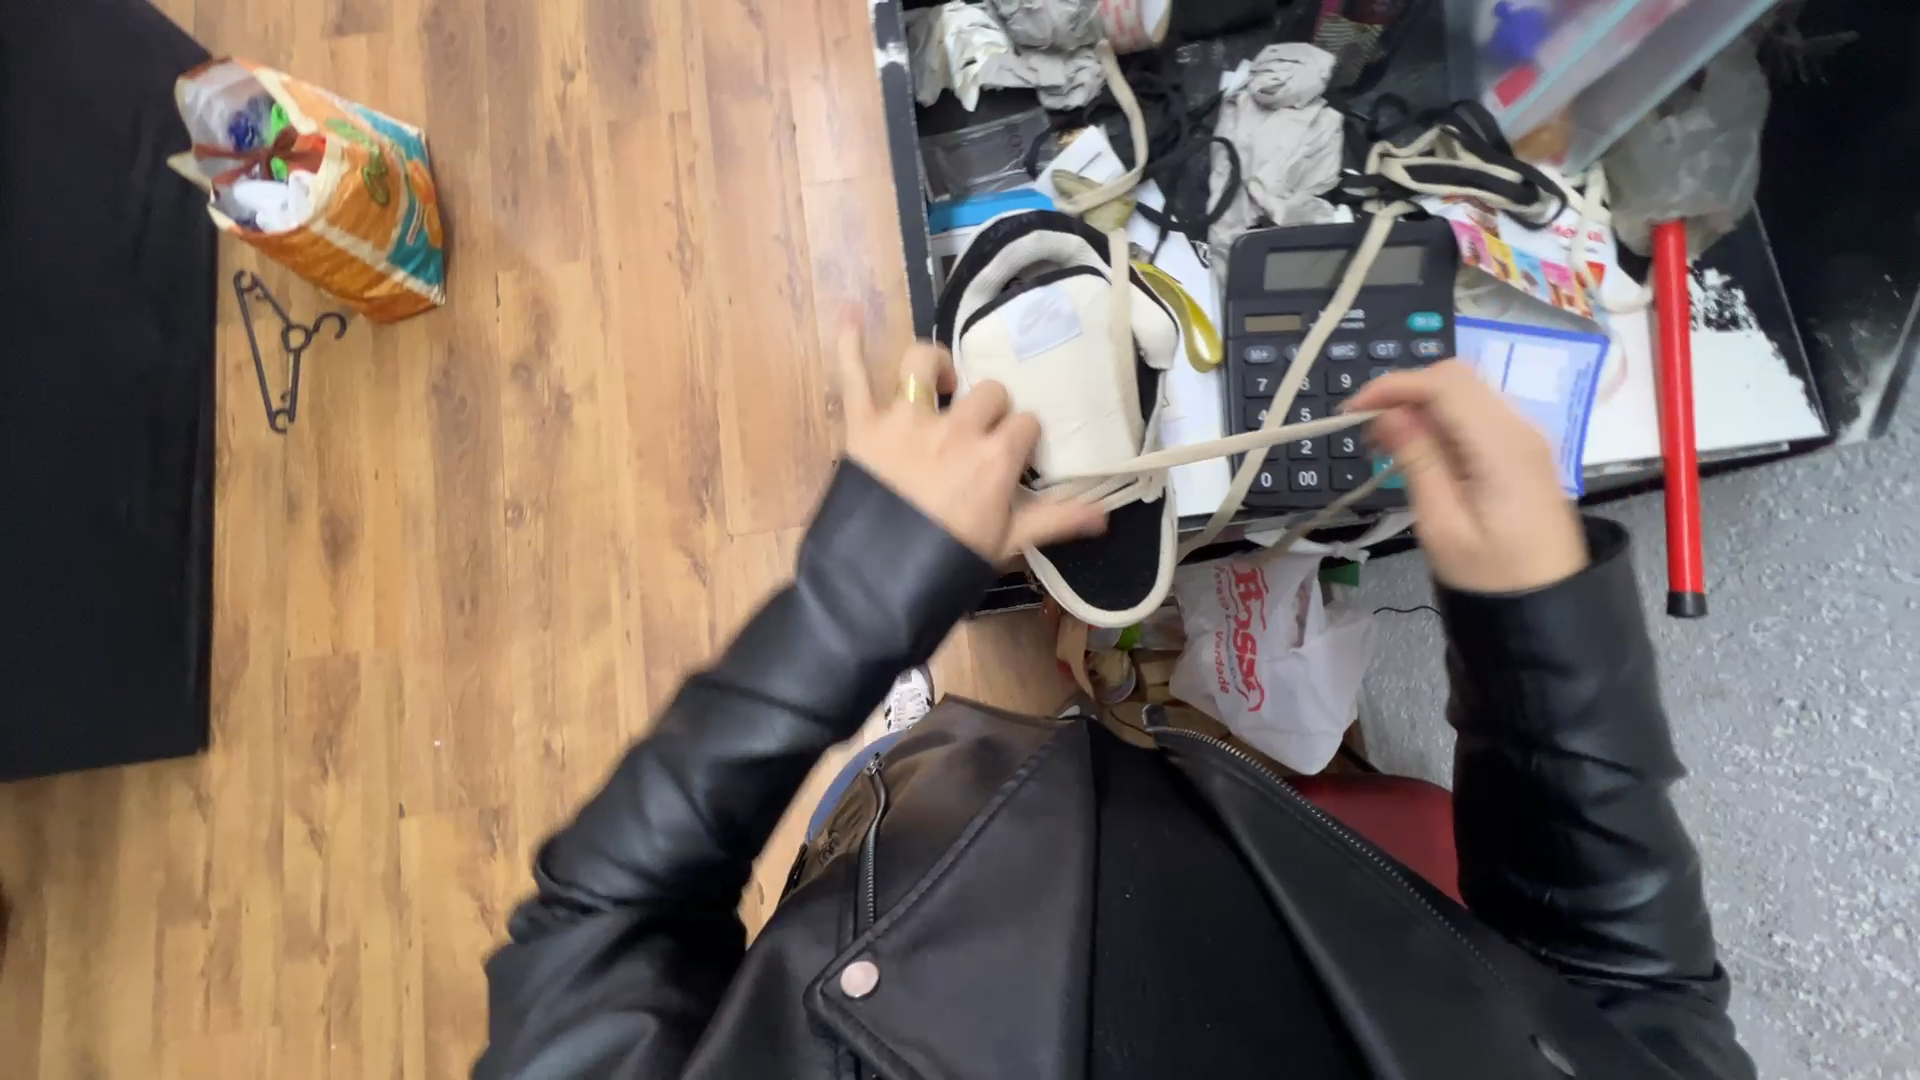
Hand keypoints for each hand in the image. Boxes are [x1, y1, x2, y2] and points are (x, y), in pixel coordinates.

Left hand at [836, 324, 1106, 561]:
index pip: (1026, 424)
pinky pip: (854, 375)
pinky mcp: (864, 426)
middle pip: (986, 392)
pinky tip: (853, 316)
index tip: (1012, 456)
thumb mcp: (1007, 543)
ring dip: (934, 367)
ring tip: (939, 385)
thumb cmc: (948, 565)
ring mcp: (906, 421)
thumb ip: (1054, 519)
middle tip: (978, 436)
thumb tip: (1104, 514)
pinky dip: (851, 344)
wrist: (878, 586)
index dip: (1022, 438)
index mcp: (994, 456)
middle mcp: (954, 427)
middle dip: (989, 410)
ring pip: (923, 364)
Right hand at [1344, 360, 1586, 592]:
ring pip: (1464, 391)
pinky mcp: (1519, 448)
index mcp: (1502, 447)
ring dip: (1418, 403)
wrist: (1547, 601)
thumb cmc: (1490, 572)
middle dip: (1403, 391)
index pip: (1446, 385)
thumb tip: (1389, 416)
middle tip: (1364, 427)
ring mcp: (1524, 436)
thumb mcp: (1442, 524)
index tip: (1351, 410)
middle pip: (1457, 378)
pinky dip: (1437, 417)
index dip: (1393, 386)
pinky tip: (1414, 447)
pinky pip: (1474, 413)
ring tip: (1383, 441)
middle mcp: (1520, 429)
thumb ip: (1418, 462)